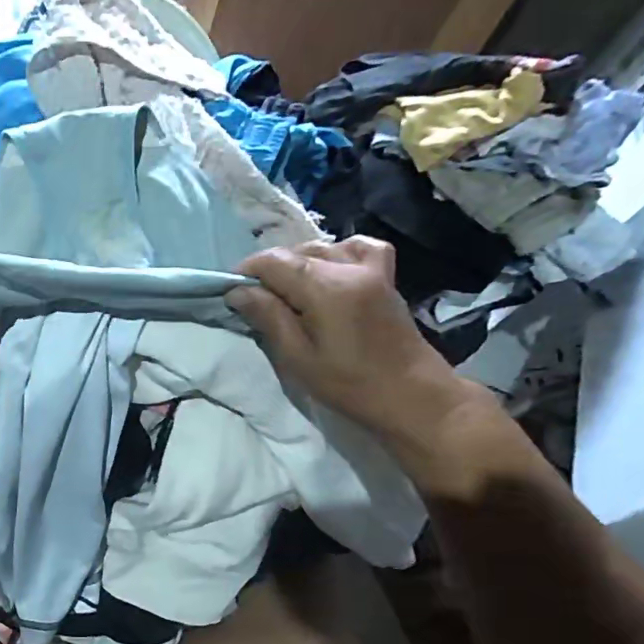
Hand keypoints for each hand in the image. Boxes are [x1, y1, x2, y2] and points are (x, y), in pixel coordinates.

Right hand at [225, 237, 488, 439]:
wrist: (412, 396)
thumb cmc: (351, 385)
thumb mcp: (298, 358)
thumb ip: (268, 317)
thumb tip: (238, 291)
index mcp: (325, 287)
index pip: (273, 261)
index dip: (246, 272)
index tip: (231, 292)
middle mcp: (348, 267)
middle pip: (295, 252)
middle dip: (269, 270)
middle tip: (256, 301)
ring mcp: (371, 268)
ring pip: (322, 247)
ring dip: (298, 262)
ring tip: (288, 291)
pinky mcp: (385, 276)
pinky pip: (358, 247)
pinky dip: (337, 252)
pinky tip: (329, 269)